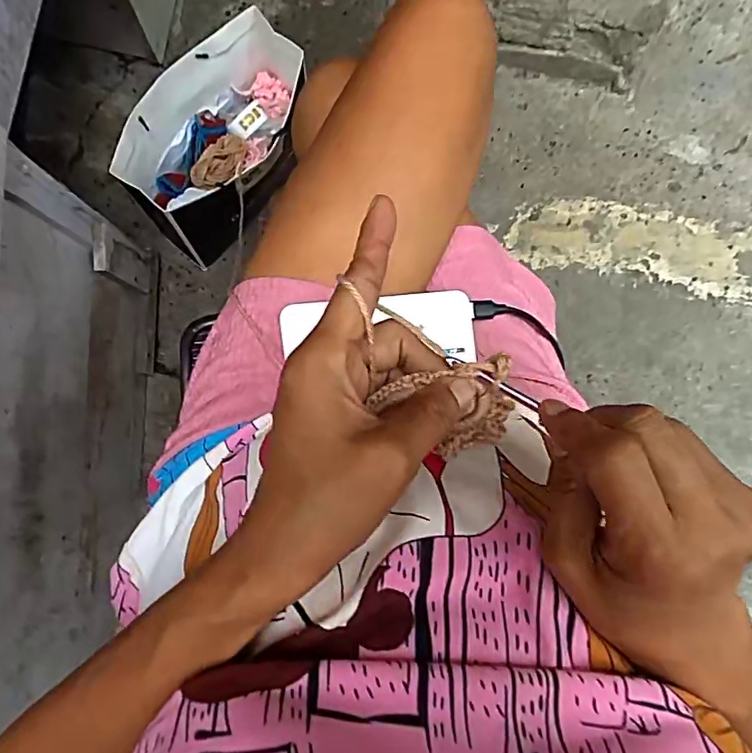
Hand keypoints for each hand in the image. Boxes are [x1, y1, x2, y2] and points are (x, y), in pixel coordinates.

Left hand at [230, 195, 482, 597]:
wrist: (284, 548)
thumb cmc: (329, 501)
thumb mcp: (392, 454)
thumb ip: (434, 411)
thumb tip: (467, 384)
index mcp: (325, 361)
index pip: (356, 290)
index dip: (372, 247)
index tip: (382, 203)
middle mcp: (322, 367)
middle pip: (387, 340)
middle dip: (428, 362)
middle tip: (466, 402)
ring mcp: (324, 392)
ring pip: (385, 370)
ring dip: (421, 388)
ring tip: (455, 417)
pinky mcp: (329, 416)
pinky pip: (375, 394)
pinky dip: (405, 404)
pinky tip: (433, 423)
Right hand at [537, 402, 751, 699]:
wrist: (698, 635)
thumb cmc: (621, 607)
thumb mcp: (567, 565)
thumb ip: (564, 499)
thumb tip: (567, 439)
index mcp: (660, 546)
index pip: (617, 459)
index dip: (579, 429)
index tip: (549, 417)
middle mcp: (712, 520)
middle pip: (648, 430)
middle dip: (600, 421)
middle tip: (573, 436)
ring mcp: (742, 507)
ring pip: (669, 429)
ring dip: (625, 430)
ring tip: (603, 456)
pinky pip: (687, 444)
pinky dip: (651, 446)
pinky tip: (640, 473)